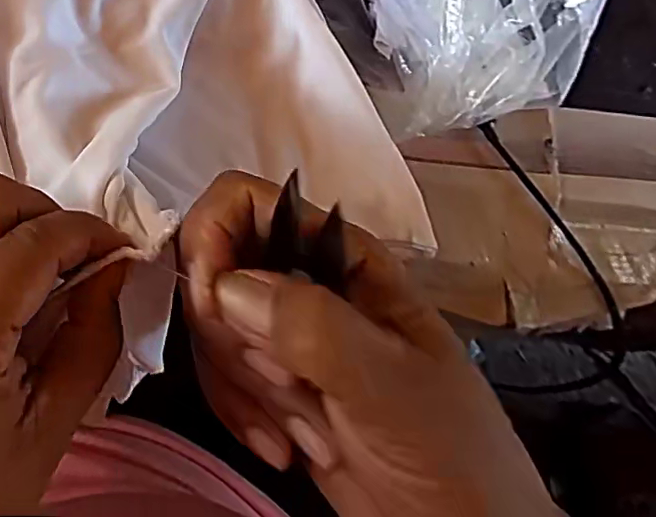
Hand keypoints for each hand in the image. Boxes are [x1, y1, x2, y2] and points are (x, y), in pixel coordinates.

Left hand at [0, 173, 131, 516]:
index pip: (33, 241)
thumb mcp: (50, 429)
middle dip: (49, 213)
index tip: (120, 246)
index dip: (86, 232)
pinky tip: (4, 277)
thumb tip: (114, 268)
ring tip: (47, 268)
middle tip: (83, 255)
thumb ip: (91, 339)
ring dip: (12, 221)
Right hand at [180, 171, 557, 516]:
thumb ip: (314, 326)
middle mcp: (297, 277)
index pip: (241, 200)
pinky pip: (210, 366)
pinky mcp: (262, 373)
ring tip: (305, 429)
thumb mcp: (391, 387)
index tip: (210, 305)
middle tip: (286, 386)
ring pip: (206, 319)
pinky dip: (234, 407)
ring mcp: (275, 326)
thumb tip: (227, 287)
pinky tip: (283, 444)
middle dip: (232, 336)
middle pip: (212, 264)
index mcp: (333, 252)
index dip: (211, 239)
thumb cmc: (450, 456)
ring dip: (239, 382)